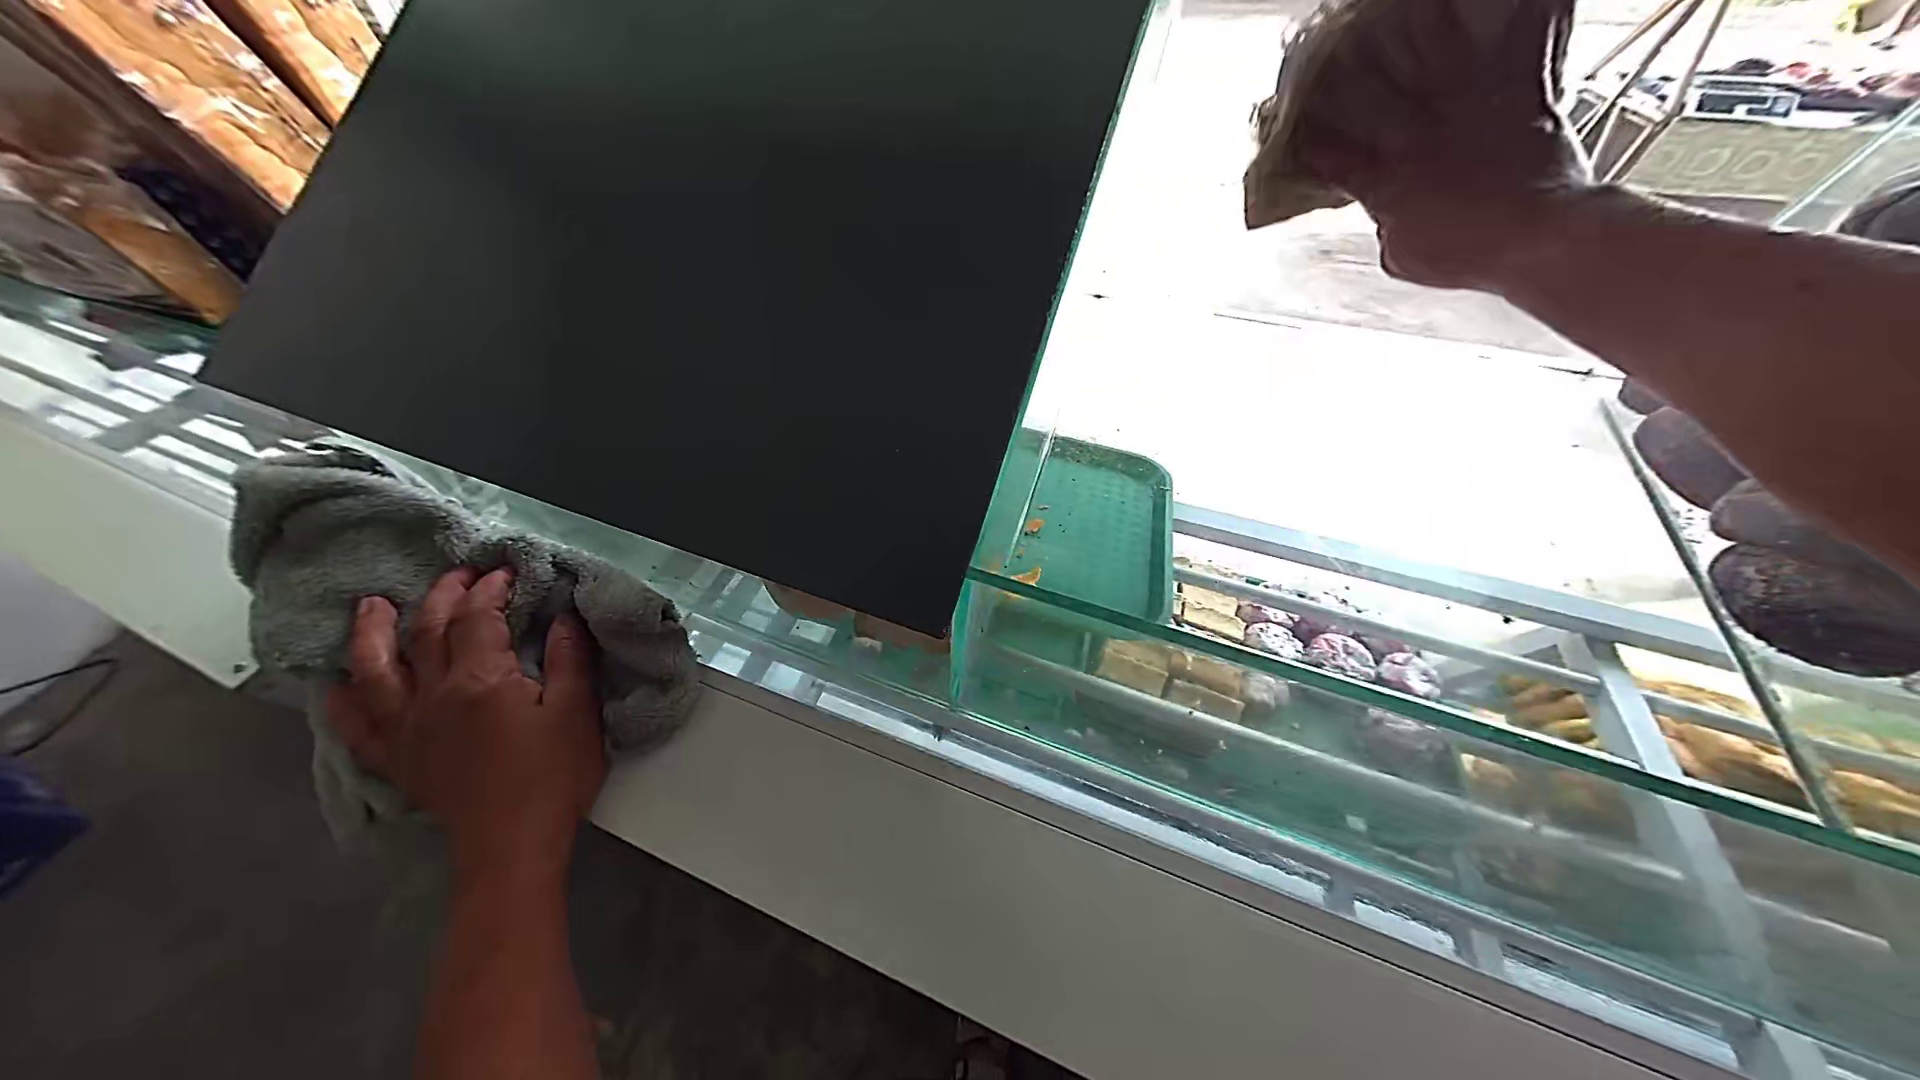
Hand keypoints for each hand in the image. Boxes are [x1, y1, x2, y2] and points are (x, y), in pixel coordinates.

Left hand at [328, 567, 606, 880]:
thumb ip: (570, 661)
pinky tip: (335, 687)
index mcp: (481, 681)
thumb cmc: (553, 777)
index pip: (478, 618)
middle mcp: (433, 696)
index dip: (491, 589)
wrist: (512, 845)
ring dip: (371, 632)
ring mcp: (407, 729)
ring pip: (374, 670)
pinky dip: (340, 702)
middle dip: (442, 595)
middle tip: (459, 575)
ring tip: (371, 607)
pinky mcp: (398, 760)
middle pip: (427, 632)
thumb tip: (563, 619)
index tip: (507, 572)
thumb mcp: (577, 712)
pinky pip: (355, 726)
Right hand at [1296, 0, 1590, 291]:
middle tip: (1331, 48)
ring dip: (1419, 21)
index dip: (1306, 137)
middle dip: (1348, 67)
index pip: (1329, 151)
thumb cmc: (1467, 254)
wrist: (1540, 237)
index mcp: (1384, 180)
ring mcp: (1472, 105)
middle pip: (1373, 87)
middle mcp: (1421, 133)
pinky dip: (1520, 10)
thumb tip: (1389, 212)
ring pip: (1438, 48)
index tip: (1291, 127)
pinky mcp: (1526, 89)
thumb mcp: (1402, 255)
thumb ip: (1389, 225)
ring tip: (1397, 8)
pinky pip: (1527, 34)